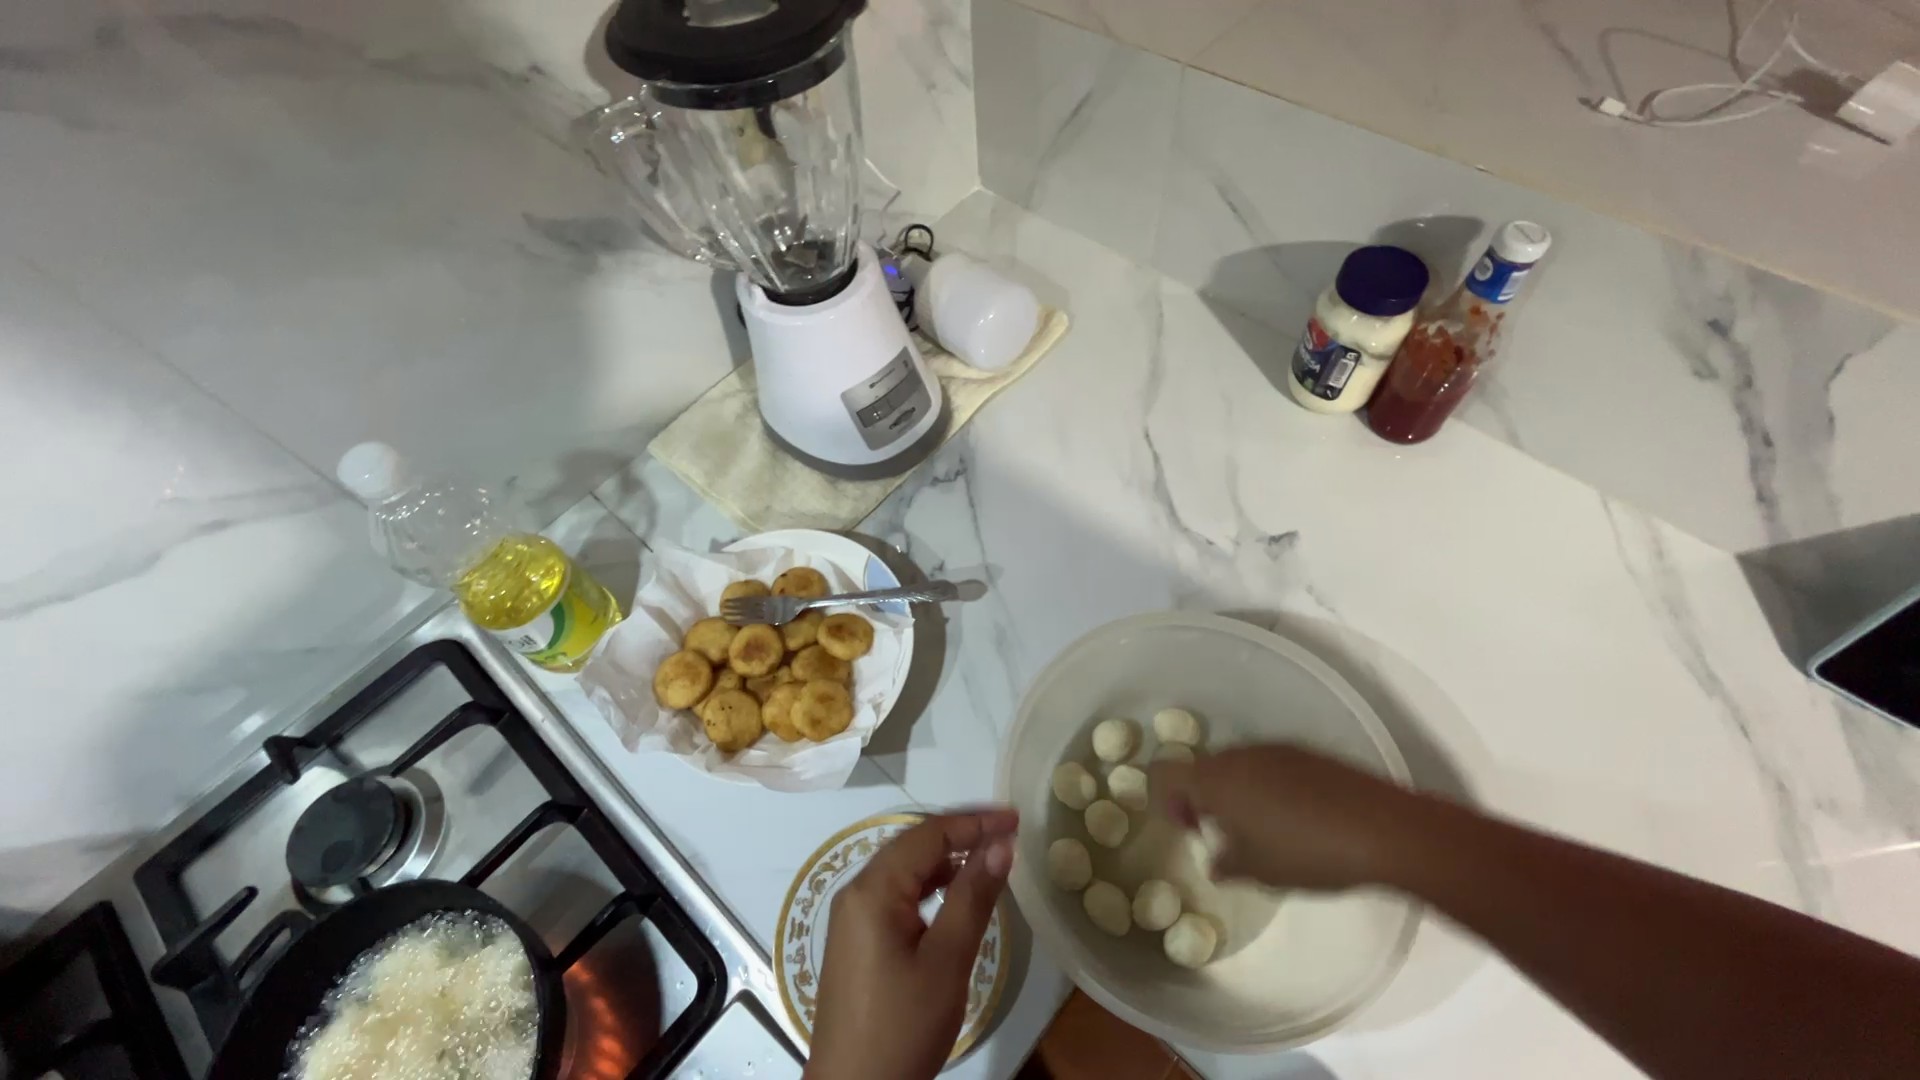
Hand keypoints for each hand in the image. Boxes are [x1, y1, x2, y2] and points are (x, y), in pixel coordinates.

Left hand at [803, 810, 1017, 1079]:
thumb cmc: (902, 1026)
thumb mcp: (946, 961)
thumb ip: (973, 897)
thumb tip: (1001, 844)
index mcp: (872, 889)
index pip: (927, 834)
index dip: (973, 822)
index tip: (1016, 819)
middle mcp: (857, 892)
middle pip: (912, 846)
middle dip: (961, 835)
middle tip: (1007, 834)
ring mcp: (854, 918)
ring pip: (905, 871)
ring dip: (946, 861)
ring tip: (990, 859)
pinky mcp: (859, 941)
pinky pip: (897, 896)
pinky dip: (930, 887)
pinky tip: (955, 897)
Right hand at [1152, 743, 1426, 890]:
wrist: (1385, 829)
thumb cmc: (1307, 852)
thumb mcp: (1259, 871)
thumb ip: (1227, 864)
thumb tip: (1216, 862)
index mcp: (1216, 779)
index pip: (1166, 773)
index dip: (1168, 801)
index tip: (1190, 829)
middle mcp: (1239, 755)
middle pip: (1202, 767)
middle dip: (1204, 798)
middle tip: (1223, 834)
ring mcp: (1275, 749)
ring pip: (1237, 765)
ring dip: (1236, 792)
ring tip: (1263, 830)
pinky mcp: (1306, 753)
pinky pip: (1269, 765)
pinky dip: (1267, 786)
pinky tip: (1296, 819)